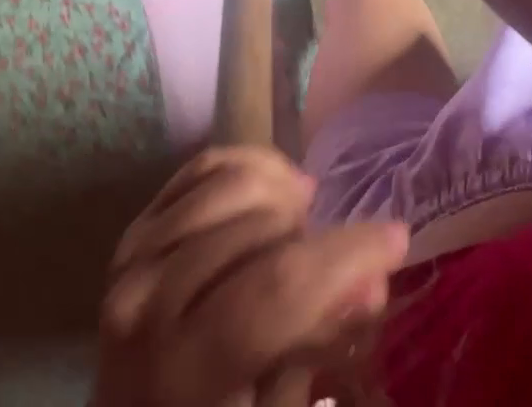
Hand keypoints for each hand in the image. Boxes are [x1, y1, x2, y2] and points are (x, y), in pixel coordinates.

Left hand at [94, 146, 409, 406]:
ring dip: (283, 199)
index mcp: (184, 365)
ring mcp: (136, 254)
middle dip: (316, 239)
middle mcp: (149, 296)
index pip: (278, 286)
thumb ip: (316, 345)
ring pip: (233, 184)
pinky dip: (250, 168)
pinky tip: (277, 191)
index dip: (345, 255)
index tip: (396, 239)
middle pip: (262, 228)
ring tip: (303, 229)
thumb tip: (369, 279)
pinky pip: (204, 167)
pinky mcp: (135, 227)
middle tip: (335, 269)